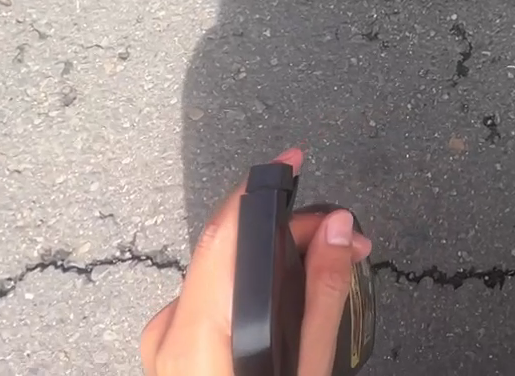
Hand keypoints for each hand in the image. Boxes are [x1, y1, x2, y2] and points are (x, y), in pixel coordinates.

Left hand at [140, 149, 374, 375]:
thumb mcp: (307, 367)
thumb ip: (324, 290)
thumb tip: (341, 226)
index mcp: (199, 327)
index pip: (229, 229)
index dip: (263, 184)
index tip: (296, 158)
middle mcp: (171, 328)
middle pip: (234, 248)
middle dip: (295, 230)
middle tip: (349, 239)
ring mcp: (165, 343)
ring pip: (227, 273)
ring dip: (279, 258)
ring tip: (329, 268)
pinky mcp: (171, 355)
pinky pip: (215, 297)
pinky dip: (256, 283)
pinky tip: (291, 298)